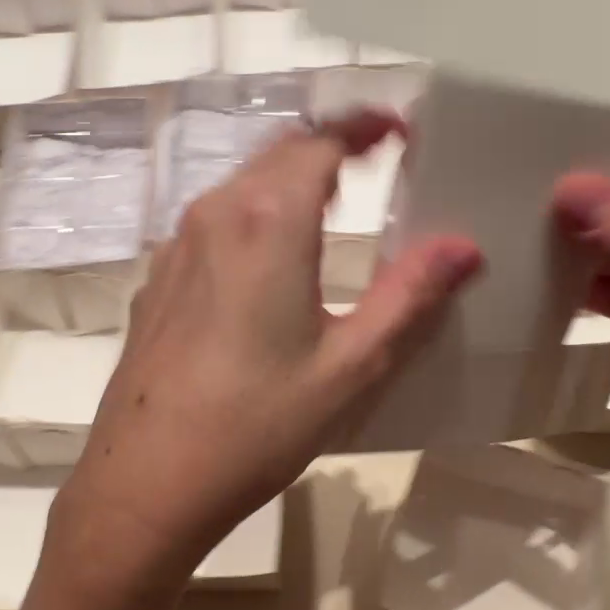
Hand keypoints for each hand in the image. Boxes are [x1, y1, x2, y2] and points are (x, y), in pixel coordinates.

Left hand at [45, 112, 481, 602]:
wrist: (146, 483)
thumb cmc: (256, 426)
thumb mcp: (349, 367)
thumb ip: (408, 298)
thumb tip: (464, 247)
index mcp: (267, 222)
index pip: (321, 141)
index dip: (365, 127)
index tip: (403, 129)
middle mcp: (214, 216)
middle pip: (278, 152)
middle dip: (330, 145)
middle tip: (378, 159)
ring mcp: (176, 249)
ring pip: (241, 186)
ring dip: (289, 179)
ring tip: (334, 205)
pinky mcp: (157, 283)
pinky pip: (214, 224)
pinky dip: (254, 216)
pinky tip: (271, 262)